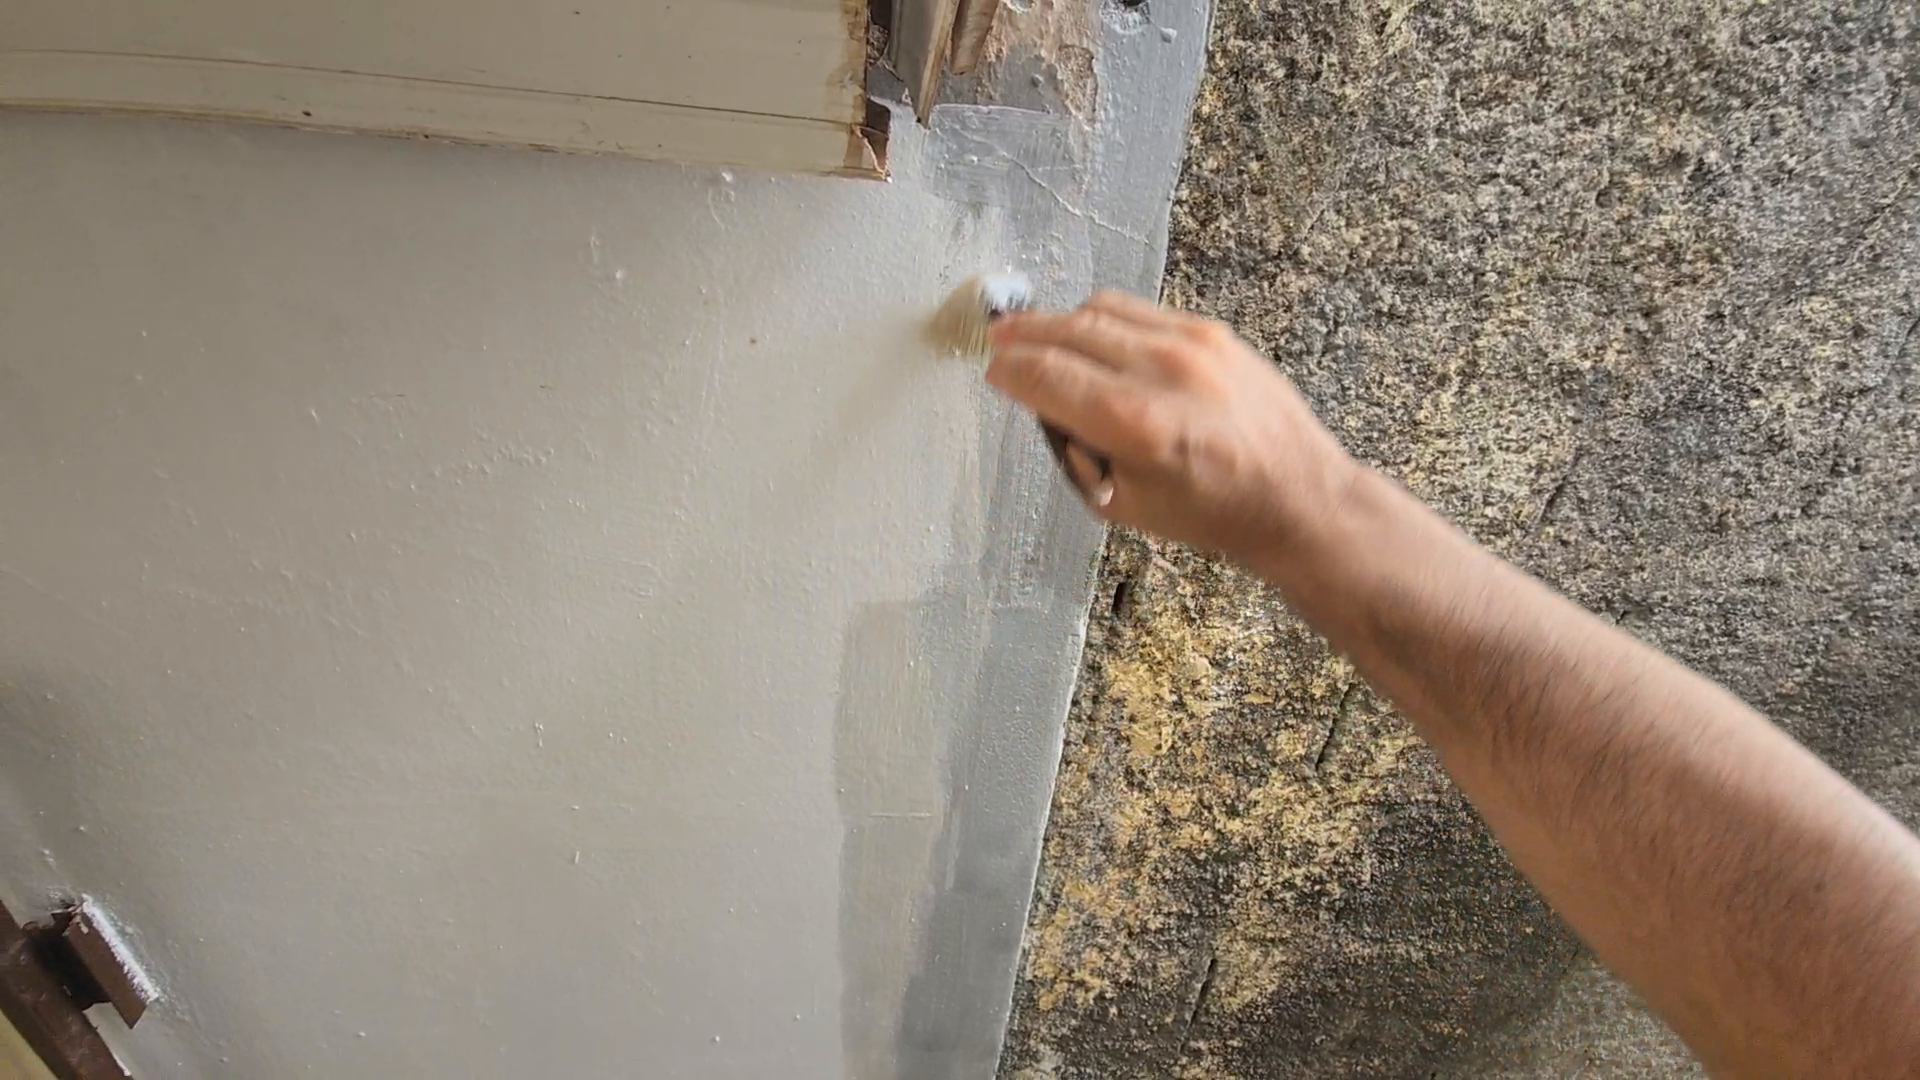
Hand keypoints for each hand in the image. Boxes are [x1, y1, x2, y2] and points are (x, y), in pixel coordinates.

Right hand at [986, 291, 1360, 569]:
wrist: (1295, 494)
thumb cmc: (1206, 513)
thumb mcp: (1121, 505)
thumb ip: (1075, 451)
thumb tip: (1048, 404)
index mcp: (1133, 424)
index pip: (1047, 377)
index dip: (1009, 371)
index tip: (992, 371)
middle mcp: (1160, 370)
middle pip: (1068, 332)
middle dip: (1022, 334)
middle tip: (997, 338)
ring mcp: (1191, 342)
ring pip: (1102, 310)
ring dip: (1060, 321)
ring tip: (1038, 333)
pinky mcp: (1212, 331)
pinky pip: (1139, 311)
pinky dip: (1104, 319)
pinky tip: (1091, 335)